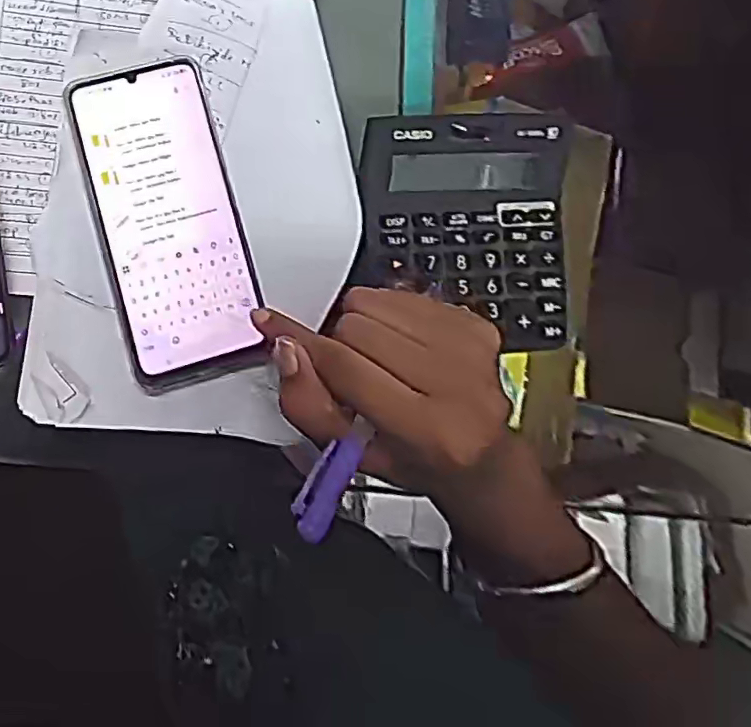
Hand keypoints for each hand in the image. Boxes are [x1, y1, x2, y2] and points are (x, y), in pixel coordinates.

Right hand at [252, 288, 511, 495]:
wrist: (479, 455)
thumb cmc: (410, 455)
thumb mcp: (346, 449)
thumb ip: (304, 401)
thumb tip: (286, 349)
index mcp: (428, 429)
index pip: (343, 364)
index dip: (299, 342)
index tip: (270, 323)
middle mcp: (460, 387)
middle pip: (353, 326)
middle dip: (335, 342)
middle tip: (346, 368)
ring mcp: (472, 351)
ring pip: (372, 301)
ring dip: (357, 323)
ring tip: (370, 356)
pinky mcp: (475, 325)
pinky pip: (398, 294)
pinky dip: (383, 312)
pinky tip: (394, 343)